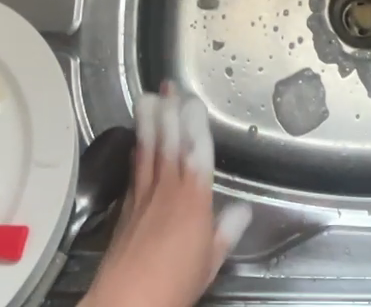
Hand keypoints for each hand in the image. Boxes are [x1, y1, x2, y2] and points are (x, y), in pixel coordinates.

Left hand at [81, 85, 251, 306]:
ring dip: (149, 122)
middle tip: (167, 86)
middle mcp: (168, 190)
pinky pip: (134, 169)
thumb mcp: (210, 262)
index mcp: (193, 200)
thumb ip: (226, 232)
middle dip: (169, 112)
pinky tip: (137, 139)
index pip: (197, 153)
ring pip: (148, 150)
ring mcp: (143, 196)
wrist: (126, 304)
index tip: (192, 101)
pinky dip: (136, 149)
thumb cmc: (174, 284)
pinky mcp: (126, 208)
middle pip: (169, 143)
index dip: (195, 124)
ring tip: (148, 97)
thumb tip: (244, 210)